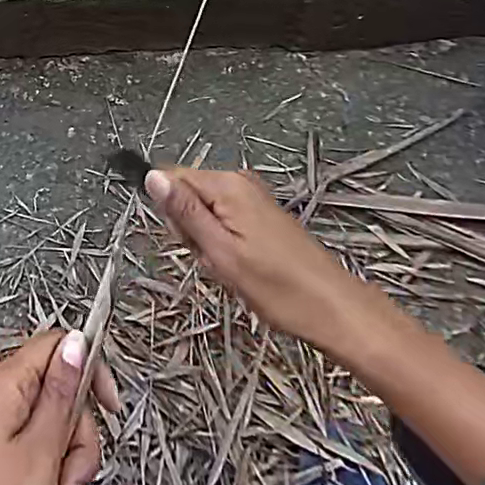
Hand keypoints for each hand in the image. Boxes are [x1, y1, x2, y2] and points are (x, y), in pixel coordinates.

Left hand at [0, 329, 120, 484]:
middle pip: (65, 390)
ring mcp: (7, 428)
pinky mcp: (11, 455)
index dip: (88, 366)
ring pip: (63, 423)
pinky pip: (50, 449)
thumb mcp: (40, 449)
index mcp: (5, 382)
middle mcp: (3, 398)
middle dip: (79, 431)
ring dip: (72, 460)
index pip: (58, 344)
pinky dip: (59, 474)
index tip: (106, 399)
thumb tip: (76, 342)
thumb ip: (61, 392)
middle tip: (71, 464)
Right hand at [148, 168, 484, 484]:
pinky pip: (224, 222)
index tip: (189, 242)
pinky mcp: (262, 215)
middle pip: (189, 196)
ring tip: (231, 268)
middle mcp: (240, 182)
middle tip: (215, 260)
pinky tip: (242, 267)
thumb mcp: (220, 252)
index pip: (173, 179)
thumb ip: (184, 212)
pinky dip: (225, 246)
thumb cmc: (277, 286)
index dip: (172, 214)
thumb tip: (152, 176)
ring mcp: (253, 198)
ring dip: (208, 243)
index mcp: (228, 185)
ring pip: (205, 213)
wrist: (332, 308)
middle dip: (191, 231)